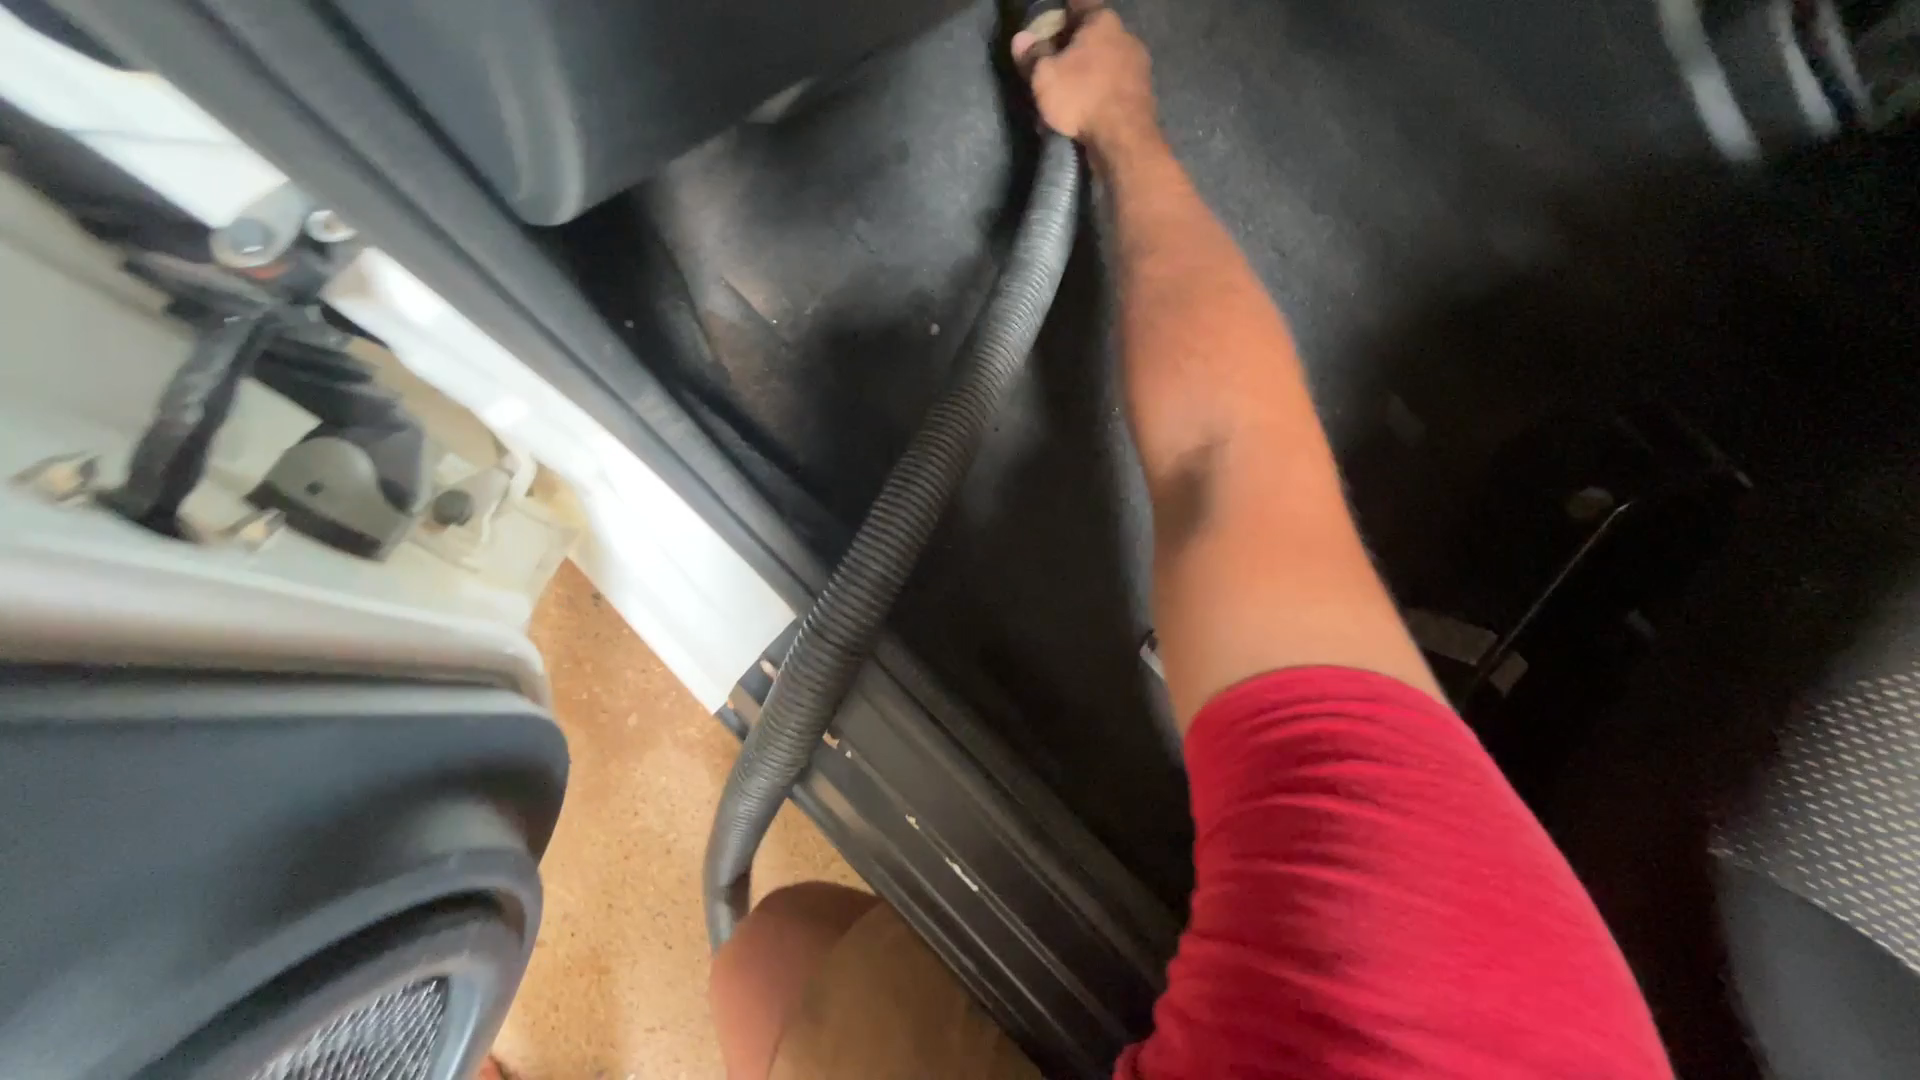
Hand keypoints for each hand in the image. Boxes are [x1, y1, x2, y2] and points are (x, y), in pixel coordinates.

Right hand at [1012, 2, 1159, 160]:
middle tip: (1052, 65)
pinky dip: (1096, 97)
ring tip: (1065, 99)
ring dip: (1084, 78)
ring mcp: (1138, 66)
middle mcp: (1125, 36)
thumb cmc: (1082, 96)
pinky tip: (1083, 114)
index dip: (1061, 12)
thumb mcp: (1044, 77)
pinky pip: (1112, 89)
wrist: (1124, 138)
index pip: (1079, 4)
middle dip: (1071, 49)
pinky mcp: (1142, 96)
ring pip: (1102, 65)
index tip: (1048, 23)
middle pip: (1092, 36)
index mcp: (1102, 21)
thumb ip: (1032, 56)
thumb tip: (1021, 40)